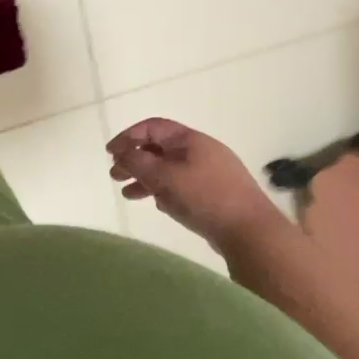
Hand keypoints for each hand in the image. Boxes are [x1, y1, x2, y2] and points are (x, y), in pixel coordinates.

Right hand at [106, 118, 287, 251]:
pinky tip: (155, 203)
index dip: (127, 136)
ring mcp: (209, 172)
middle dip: (133, 159)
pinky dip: (162, 189)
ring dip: (144, 177)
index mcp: (190, 140)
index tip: (109, 153)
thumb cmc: (203, 197)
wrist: (249, 230)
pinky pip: (180, 184)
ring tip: (127, 193)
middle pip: (159, 148)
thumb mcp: (163, 176)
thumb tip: (122, 153)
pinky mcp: (213, 192)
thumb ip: (137, 161)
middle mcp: (201, 151)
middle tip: (115, 175)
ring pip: (168, 168)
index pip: (153, 127)